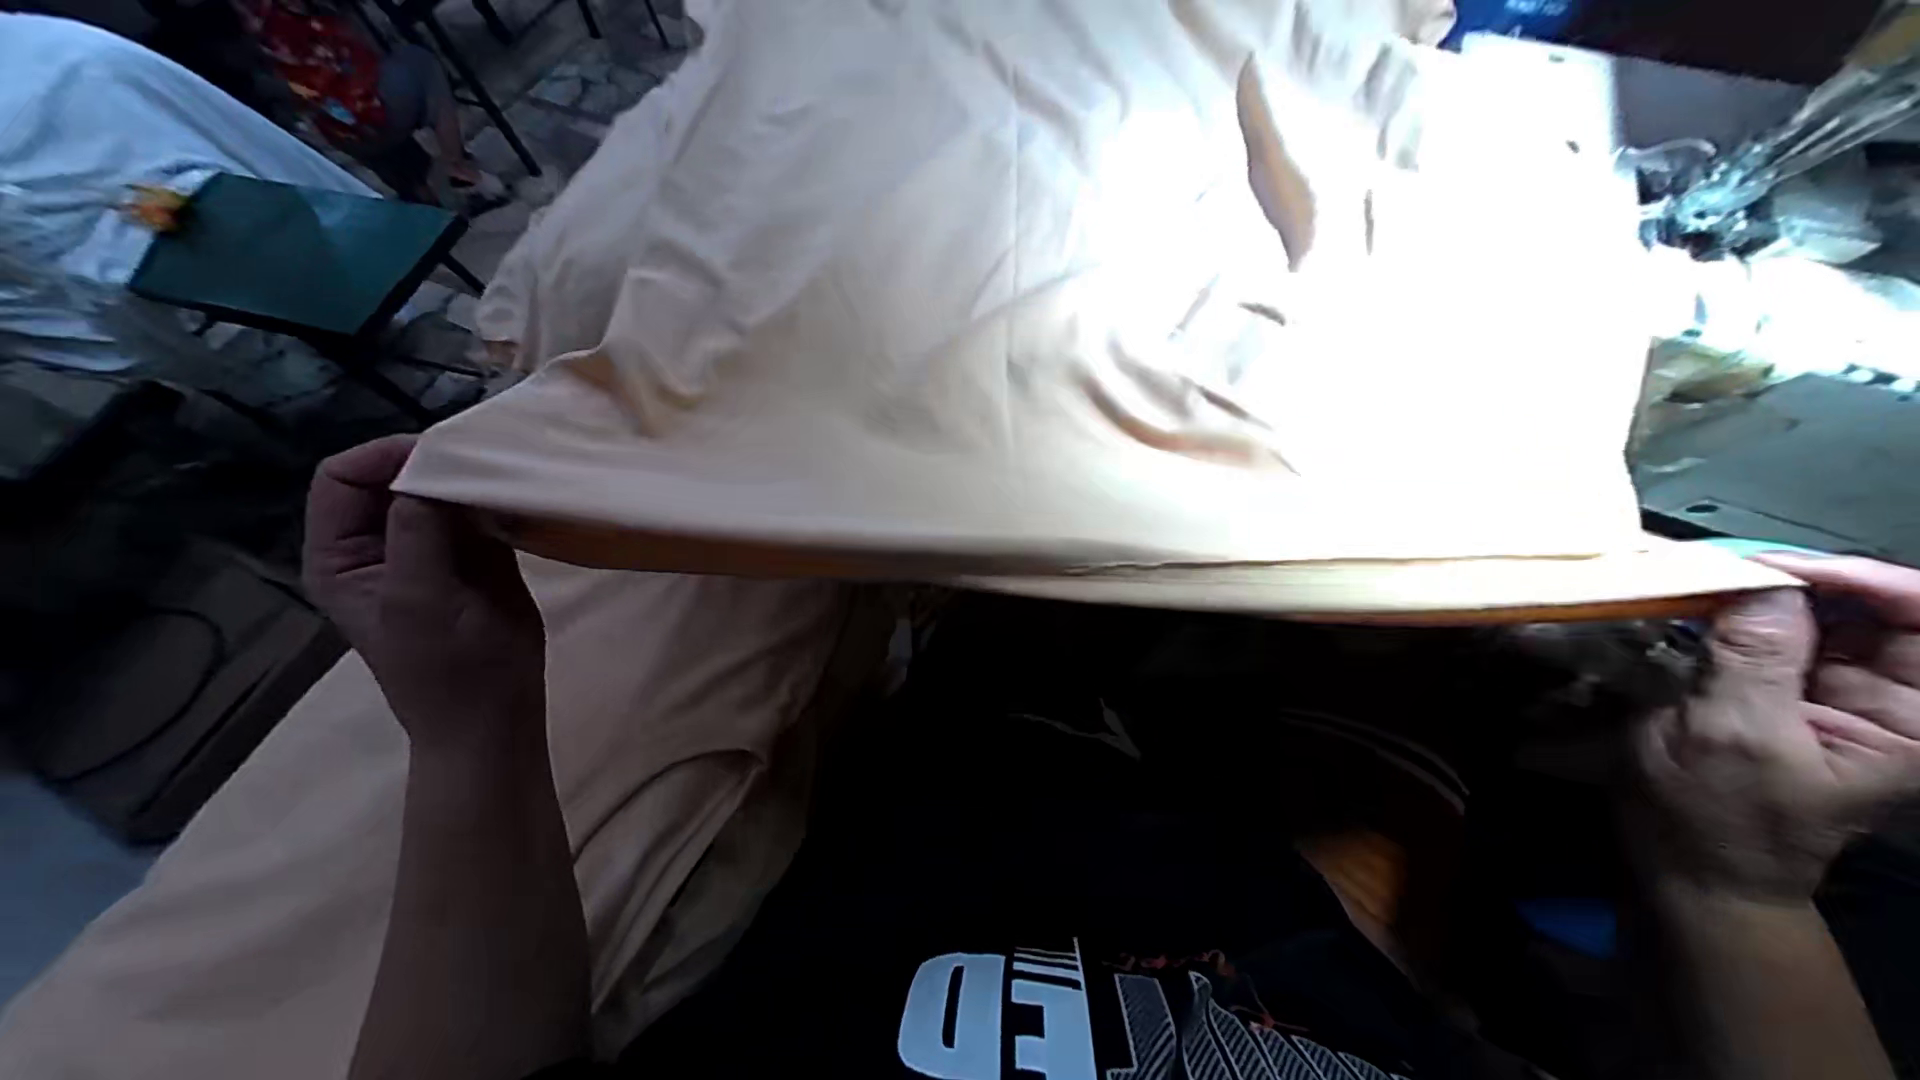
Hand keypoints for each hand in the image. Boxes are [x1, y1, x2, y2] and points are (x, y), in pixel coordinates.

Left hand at [302, 435, 545, 749]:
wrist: (494, 712)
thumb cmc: (447, 667)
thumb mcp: (419, 599)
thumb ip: (418, 533)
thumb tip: (429, 469)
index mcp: (343, 556)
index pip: (345, 479)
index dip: (387, 457)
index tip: (444, 455)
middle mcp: (382, 545)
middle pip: (395, 479)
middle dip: (434, 464)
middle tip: (485, 459)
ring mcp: (434, 550)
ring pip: (442, 493)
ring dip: (471, 480)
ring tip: (508, 472)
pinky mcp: (479, 557)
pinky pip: (481, 514)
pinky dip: (498, 500)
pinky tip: (520, 497)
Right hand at [1628, 555, 1919, 901]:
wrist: (1689, 858)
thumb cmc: (1721, 809)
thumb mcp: (1737, 736)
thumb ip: (1756, 659)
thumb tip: (1761, 582)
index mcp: (1918, 720)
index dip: (1873, 584)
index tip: (1779, 566)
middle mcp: (1890, 697)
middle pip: (1875, 611)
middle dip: (1807, 579)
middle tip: (1726, 563)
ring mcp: (1829, 690)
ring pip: (1816, 615)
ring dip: (1762, 590)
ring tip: (1702, 574)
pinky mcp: (1775, 686)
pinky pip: (1767, 632)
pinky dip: (1732, 610)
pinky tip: (1693, 600)